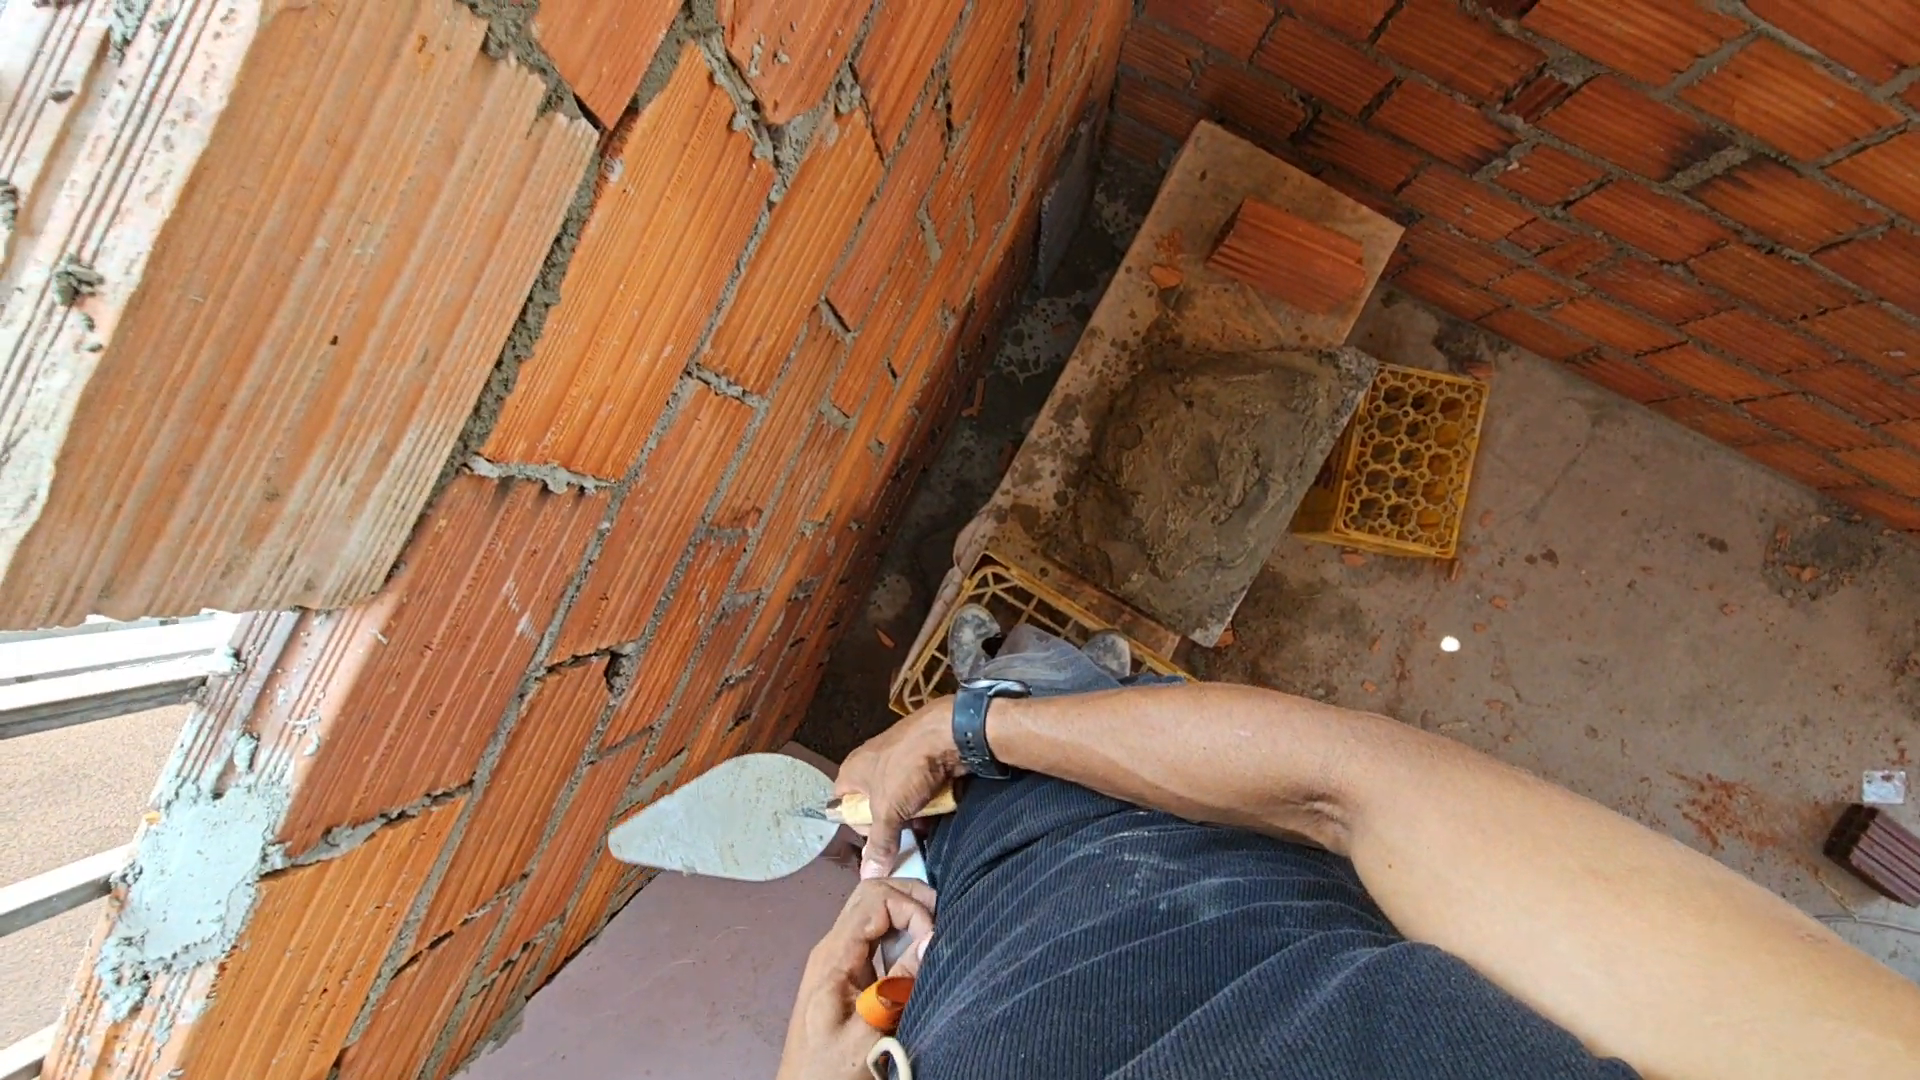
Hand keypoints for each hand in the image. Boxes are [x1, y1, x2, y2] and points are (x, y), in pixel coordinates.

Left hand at [776, 878, 936, 1079]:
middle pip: (873, 894)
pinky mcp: (848, 970)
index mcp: (834, 954)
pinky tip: (918, 948)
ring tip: (935, 930)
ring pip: (874, 909)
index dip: (910, 908)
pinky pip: (876, 933)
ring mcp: (840, 956)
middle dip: (910, 898)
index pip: (875, 898)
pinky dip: (901, 931)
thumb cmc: (830, 1072)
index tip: (933, 938)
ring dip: (907, 912)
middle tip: (942, 920)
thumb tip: (931, 939)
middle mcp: (834, 945)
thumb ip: (897, 986)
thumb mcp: (866, 1036)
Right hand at [835, 698, 967, 878]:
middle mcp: (872, 764)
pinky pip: (920, 789)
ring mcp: (899, 761)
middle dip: (891, 822)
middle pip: (875, 805)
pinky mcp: (922, 761)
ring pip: (900, 799)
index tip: (877, 836)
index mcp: (853, 770)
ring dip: (913, 814)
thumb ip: (879, 843)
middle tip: (904, 830)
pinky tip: (939, 807)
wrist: (949, 732)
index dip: (858, 825)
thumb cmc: (907, 765)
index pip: (844, 806)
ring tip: (926, 820)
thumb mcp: (888, 810)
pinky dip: (928, 800)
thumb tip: (869, 875)